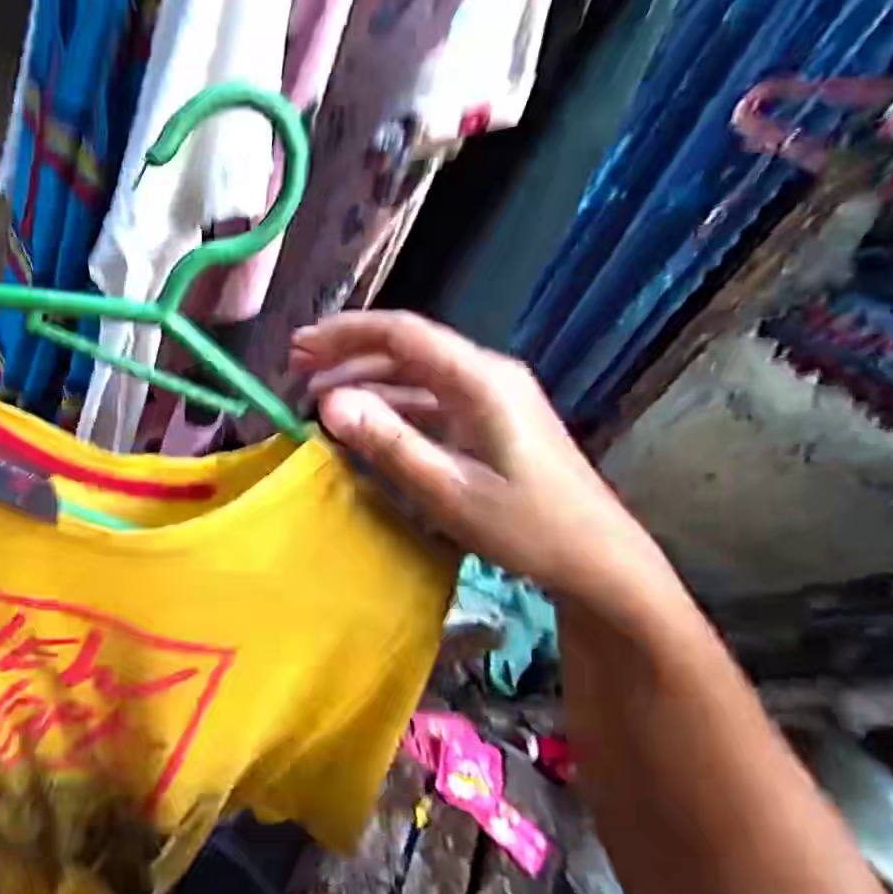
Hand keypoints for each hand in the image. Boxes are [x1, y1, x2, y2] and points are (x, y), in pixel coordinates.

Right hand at [291, 311, 668, 602]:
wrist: (597, 560)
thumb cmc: (526, 527)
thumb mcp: (447, 489)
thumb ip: (387, 442)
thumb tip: (327, 403)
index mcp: (480, 380)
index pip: (402, 334)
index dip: (345, 333)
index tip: (298, 345)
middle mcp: (485, 375)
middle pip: (405, 348)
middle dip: (346, 352)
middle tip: (295, 366)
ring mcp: (488, 396)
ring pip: (412, 374)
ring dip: (362, 379)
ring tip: (315, 395)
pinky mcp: (487, 419)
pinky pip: (426, 399)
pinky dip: (386, 404)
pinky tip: (359, 421)